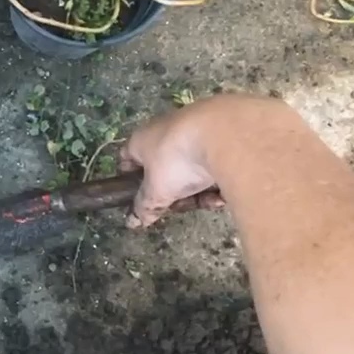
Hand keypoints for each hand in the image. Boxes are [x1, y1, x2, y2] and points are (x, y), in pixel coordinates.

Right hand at [119, 97, 278, 226]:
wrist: (226, 133)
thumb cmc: (177, 160)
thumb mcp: (157, 191)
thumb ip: (144, 207)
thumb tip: (132, 222)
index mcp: (141, 140)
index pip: (127, 160)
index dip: (131, 181)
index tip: (141, 199)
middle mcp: (164, 131)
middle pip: (163, 168)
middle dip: (171, 191)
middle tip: (178, 205)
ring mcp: (195, 131)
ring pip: (191, 168)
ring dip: (197, 190)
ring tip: (209, 200)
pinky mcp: (223, 134)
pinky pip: (215, 161)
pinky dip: (218, 178)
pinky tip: (226, 192)